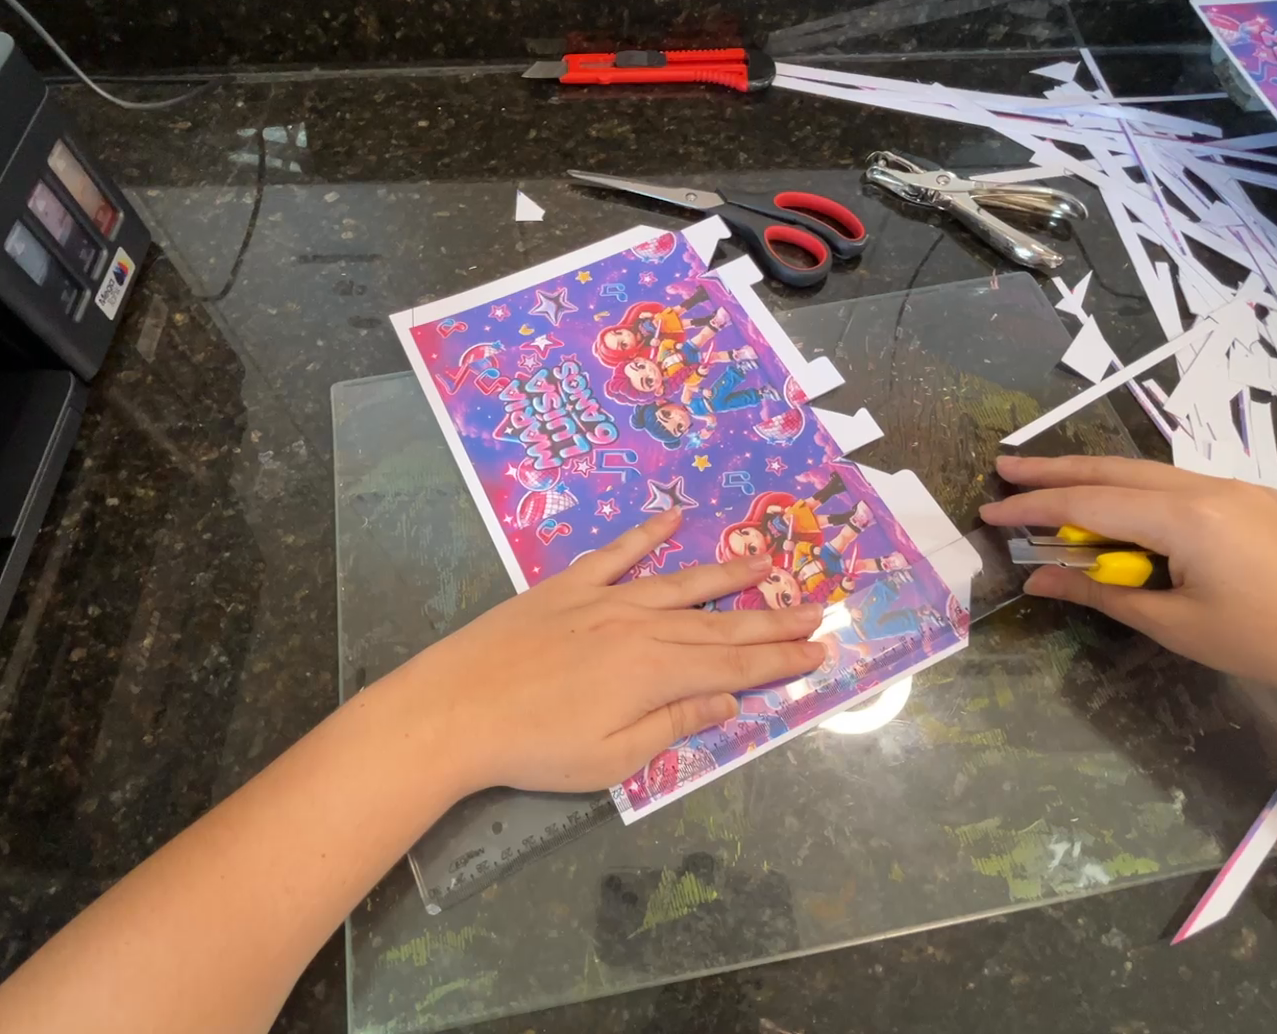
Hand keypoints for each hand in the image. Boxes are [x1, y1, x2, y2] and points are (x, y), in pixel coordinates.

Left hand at [380, 509, 827, 794]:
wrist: (455, 708)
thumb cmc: (535, 746)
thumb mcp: (613, 757)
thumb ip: (675, 724)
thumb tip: (729, 701)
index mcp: (656, 672)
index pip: (736, 665)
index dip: (781, 661)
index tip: (821, 650)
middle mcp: (641, 625)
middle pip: (720, 623)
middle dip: (772, 620)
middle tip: (816, 609)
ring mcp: (604, 598)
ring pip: (681, 583)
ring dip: (727, 576)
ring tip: (766, 564)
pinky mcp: (568, 585)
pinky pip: (616, 554)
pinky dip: (646, 535)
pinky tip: (673, 518)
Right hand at [979, 455, 1276, 716]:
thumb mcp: (1177, 626)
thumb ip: (1101, 593)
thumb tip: (1037, 581)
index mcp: (1183, 517)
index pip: (1085, 503)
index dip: (1031, 507)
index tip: (987, 510)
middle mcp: (1208, 487)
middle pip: (1112, 469)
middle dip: (1053, 469)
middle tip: (1005, 468)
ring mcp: (1243, 489)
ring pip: (1149, 473)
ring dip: (1095, 476)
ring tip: (1053, 482)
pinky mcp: (1267, 502)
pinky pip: (1183, 486)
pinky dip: (1138, 491)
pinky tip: (1129, 511)